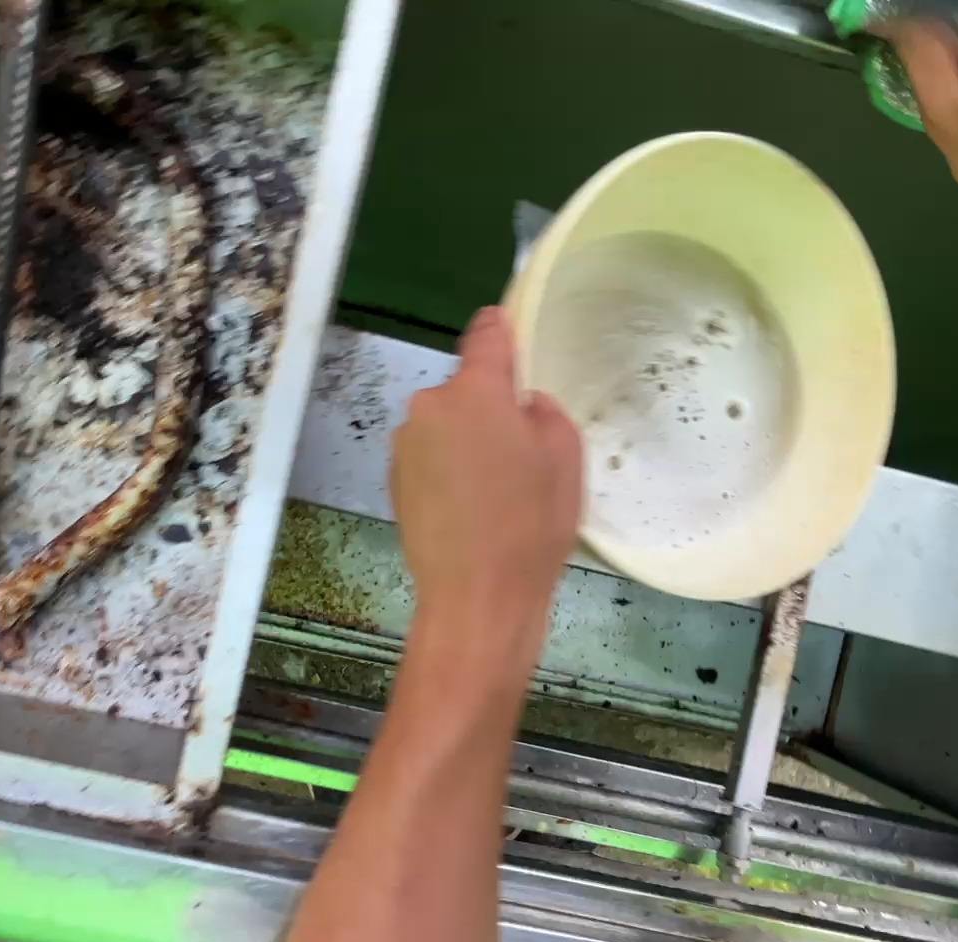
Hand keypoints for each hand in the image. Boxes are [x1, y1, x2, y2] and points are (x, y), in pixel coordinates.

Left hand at [391, 308, 581, 624]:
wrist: (476, 597)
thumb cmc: (530, 524)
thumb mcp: (565, 458)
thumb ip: (542, 412)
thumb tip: (521, 405)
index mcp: (474, 392)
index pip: (486, 336)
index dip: (501, 330)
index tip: (508, 328)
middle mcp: (428, 407)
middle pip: (464, 390)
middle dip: (486, 407)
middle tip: (515, 452)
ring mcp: (404, 446)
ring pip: (444, 425)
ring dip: (463, 441)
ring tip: (490, 491)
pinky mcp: (392, 481)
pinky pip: (428, 456)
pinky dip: (445, 469)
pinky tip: (465, 508)